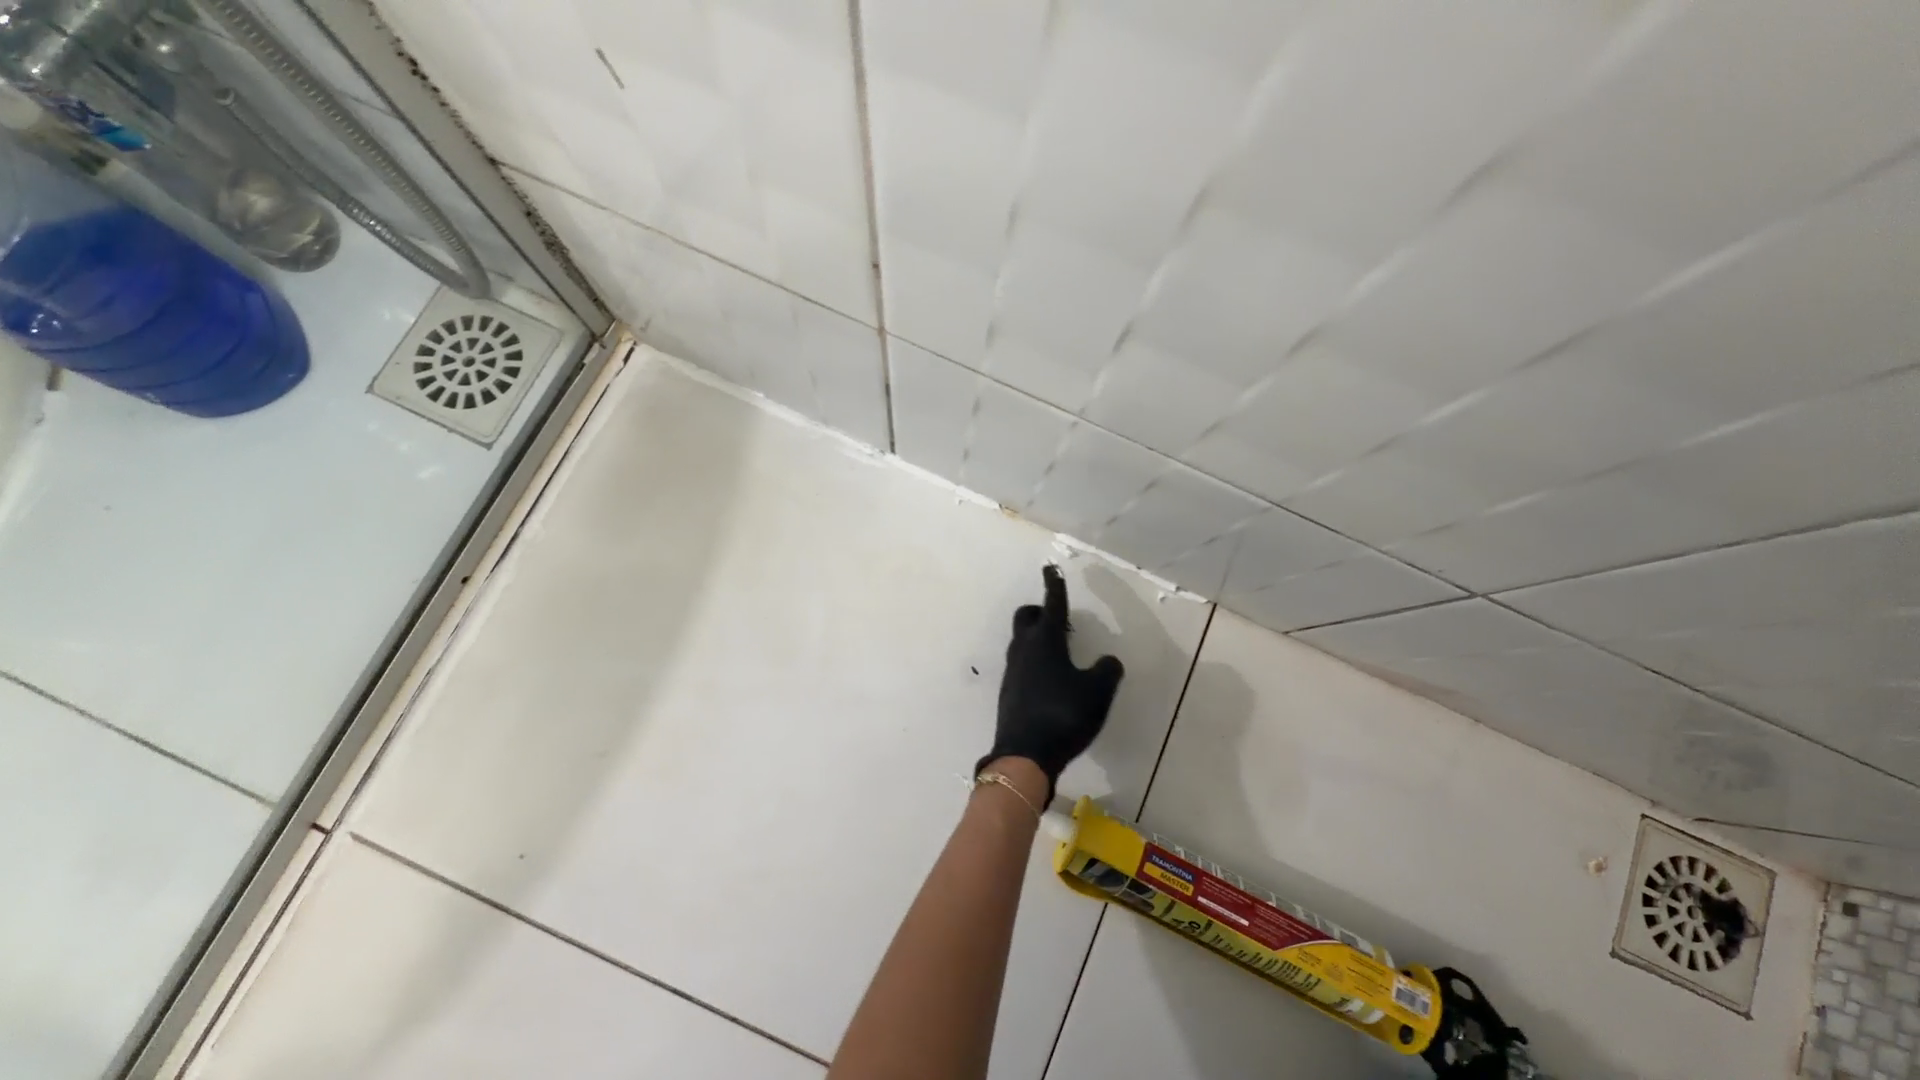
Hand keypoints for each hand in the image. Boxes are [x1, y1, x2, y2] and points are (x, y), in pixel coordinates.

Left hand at [978, 565, 1124, 803]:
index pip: (1052, 604)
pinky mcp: (1009, 691)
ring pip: (1022, 641)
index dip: (1055, 585)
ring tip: (1061, 650)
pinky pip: (1021, 664)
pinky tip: (1050, 679)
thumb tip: (1109, 661)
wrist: (1024, 755)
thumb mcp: (1098, 692)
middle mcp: (1024, 650)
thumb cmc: (1064, 715)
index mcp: (1045, 641)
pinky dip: (1035, 660)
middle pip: (1027, 617)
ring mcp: (1012, 671)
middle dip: (1041, 611)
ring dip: (1038, 637)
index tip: (1051, 569)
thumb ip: (1108, 671)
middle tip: (1060, 618)